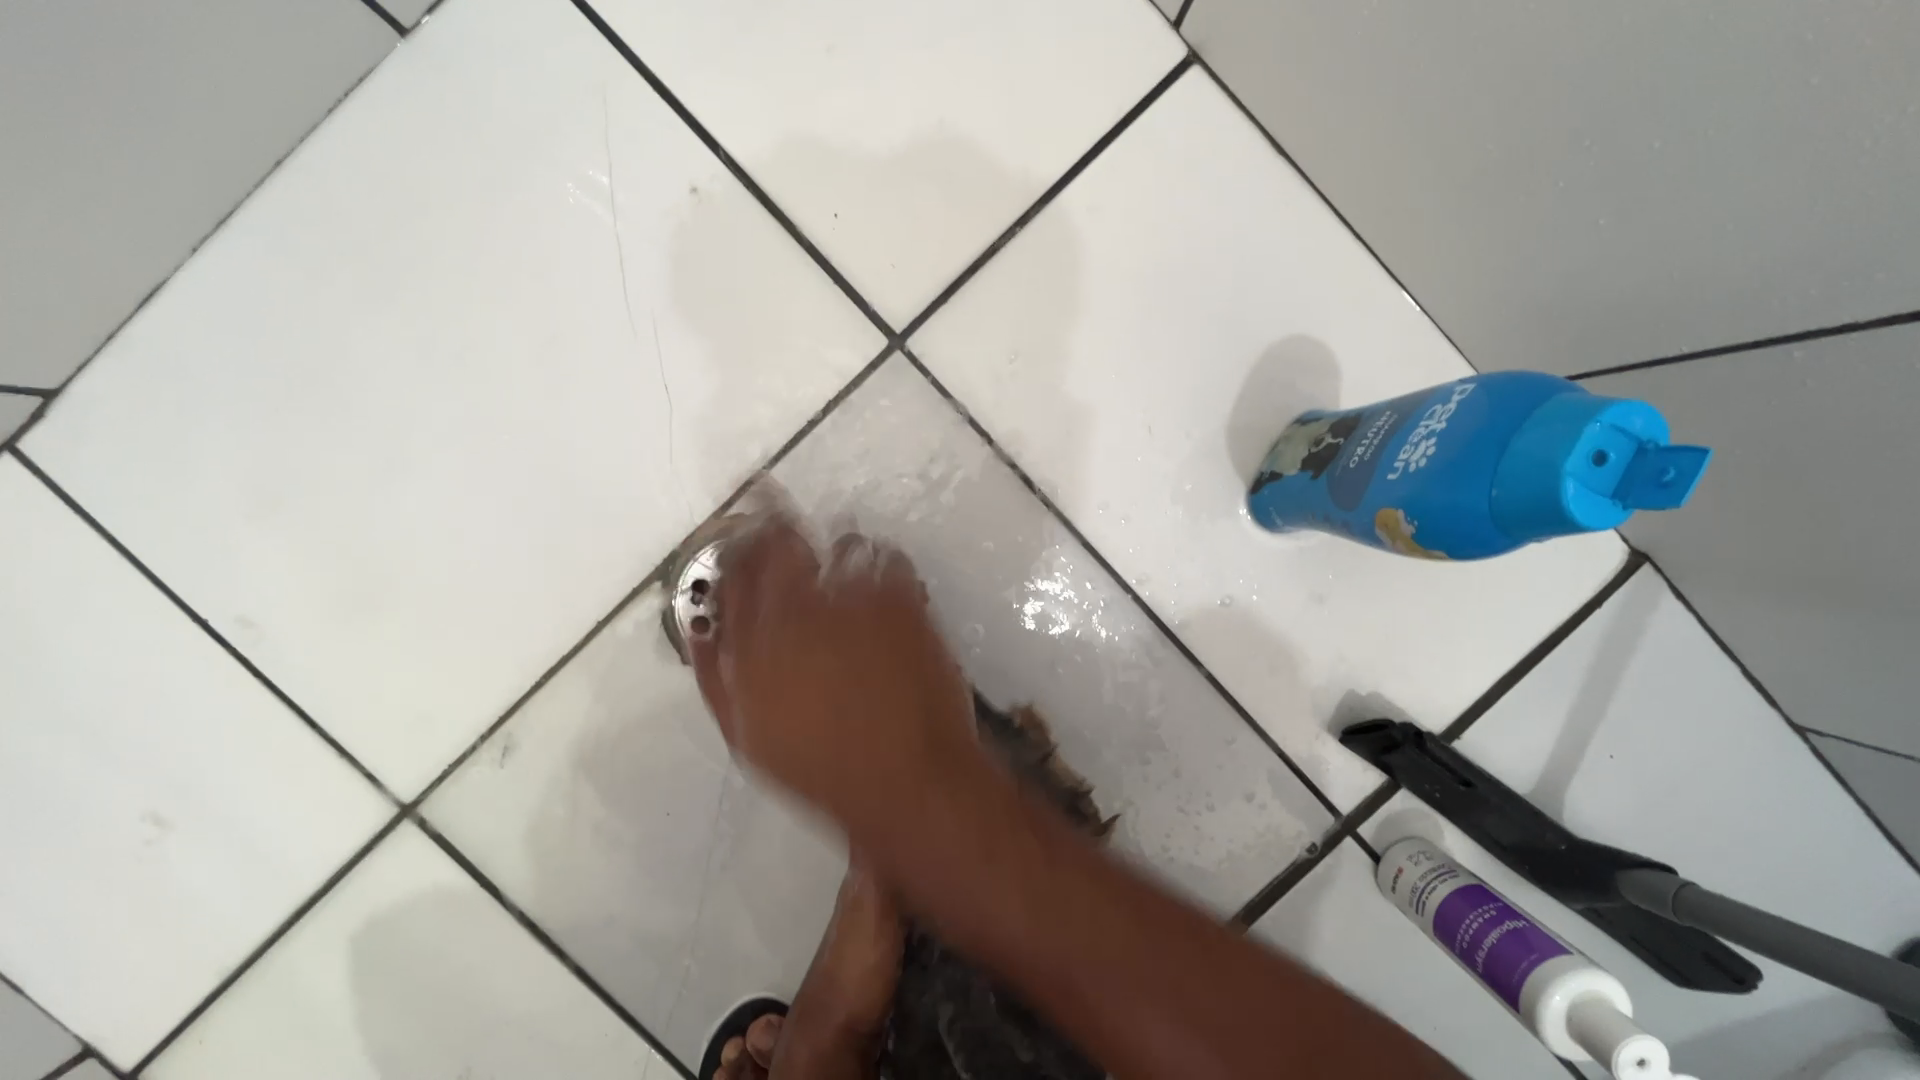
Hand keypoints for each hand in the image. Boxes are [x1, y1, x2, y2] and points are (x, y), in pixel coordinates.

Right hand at [688, 507, 988, 831]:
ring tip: (835, 566)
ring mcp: (860, 598)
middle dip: (773, 522)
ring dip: (831, 548)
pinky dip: (877, 560)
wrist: (908, 781)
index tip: (740, 544)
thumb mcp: (747, 734)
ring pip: (836, 541)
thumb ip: (717, 675)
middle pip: (779, 537)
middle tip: (776, 522)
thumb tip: (703, 632)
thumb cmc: (822, 769)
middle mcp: (804, 606)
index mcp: (756, 638)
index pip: (734, 568)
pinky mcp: (906, 600)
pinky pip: (887, 556)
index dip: (735, 547)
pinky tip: (876, 580)